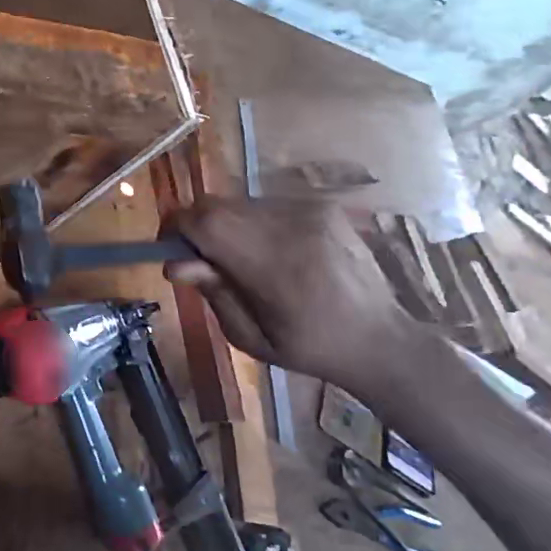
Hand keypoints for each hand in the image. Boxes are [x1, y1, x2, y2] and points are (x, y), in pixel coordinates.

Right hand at [162, 196, 419, 393]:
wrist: (382, 338)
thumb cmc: (308, 348)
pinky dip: (251, 223)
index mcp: (273, 267)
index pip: (206, 221)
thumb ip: (213, 294)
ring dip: (223, 225)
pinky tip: (267, 251)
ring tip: (235, 259)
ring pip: (238, 202)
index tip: (168, 249)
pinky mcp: (322, 206)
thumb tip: (174, 264)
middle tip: (196, 258)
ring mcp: (310, 211)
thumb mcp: (249, 337)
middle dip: (196, 227)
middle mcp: (292, 228)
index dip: (175, 227)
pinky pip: (265, 204)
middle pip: (217, 205)